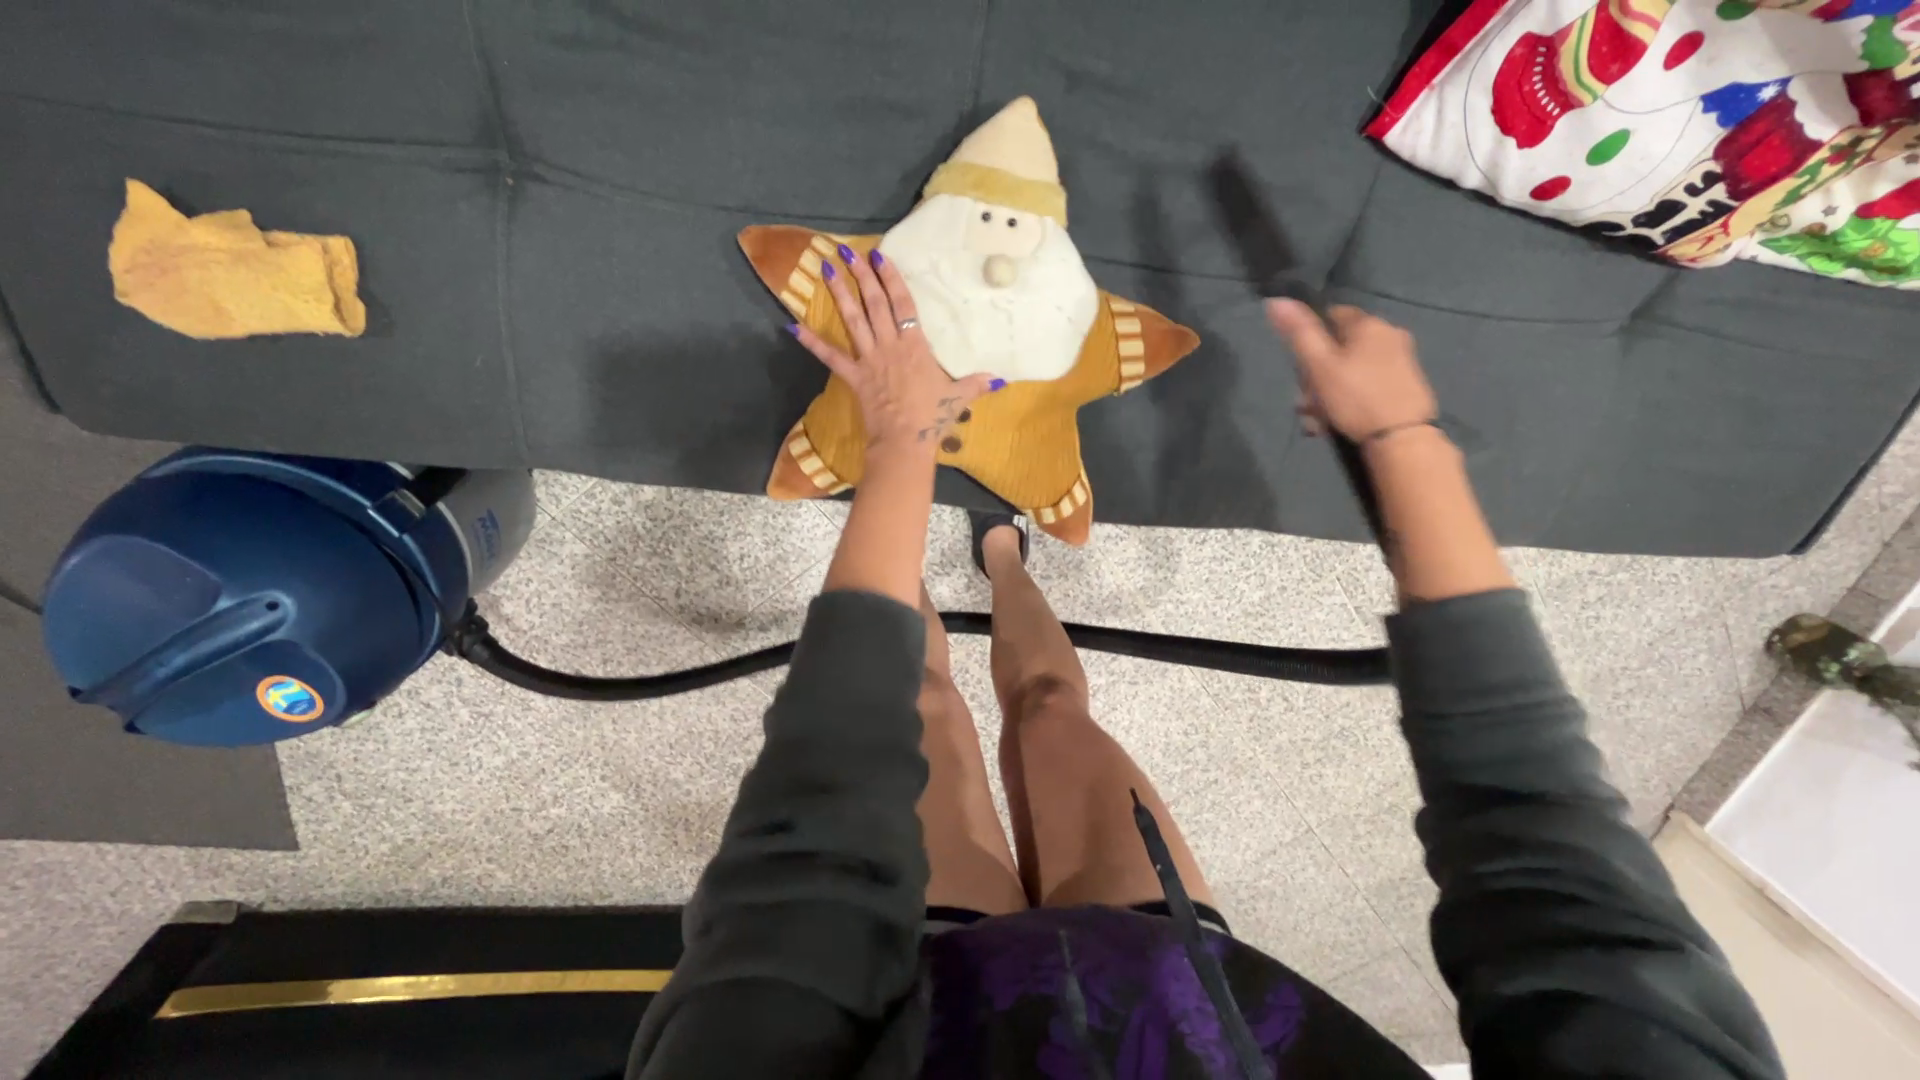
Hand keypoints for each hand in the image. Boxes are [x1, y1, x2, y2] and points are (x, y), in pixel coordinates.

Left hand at [790, 244, 1001, 456]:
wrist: (905, 442)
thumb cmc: (933, 418)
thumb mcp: (959, 398)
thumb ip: (976, 384)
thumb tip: (999, 379)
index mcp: (916, 346)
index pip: (903, 304)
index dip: (891, 279)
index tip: (880, 257)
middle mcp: (890, 346)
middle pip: (875, 304)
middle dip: (862, 276)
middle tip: (850, 253)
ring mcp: (870, 360)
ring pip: (853, 321)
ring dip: (840, 294)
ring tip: (826, 270)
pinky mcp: (854, 378)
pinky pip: (831, 357)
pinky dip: (812, 342)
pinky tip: (793, 326)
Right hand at [1264, 299, 1437, 443]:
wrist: (1401, 436)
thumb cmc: (1356, 397)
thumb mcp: (1320, 365)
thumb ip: (1299, 333)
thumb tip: (1276, 300)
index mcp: (1368, 324)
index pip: (1330, 315)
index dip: (1310, 339)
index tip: (1300, 366)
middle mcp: (1388, 334)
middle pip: (1338, 348)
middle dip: (1315, 376)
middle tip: (1306, 403)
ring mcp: (1400, 359)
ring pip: (1349, 370)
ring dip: (1327, 394)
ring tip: (1318, 421)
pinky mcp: (1405, 383)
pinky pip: (1366, 384)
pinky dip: (1348, 400)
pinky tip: (1337, 421)